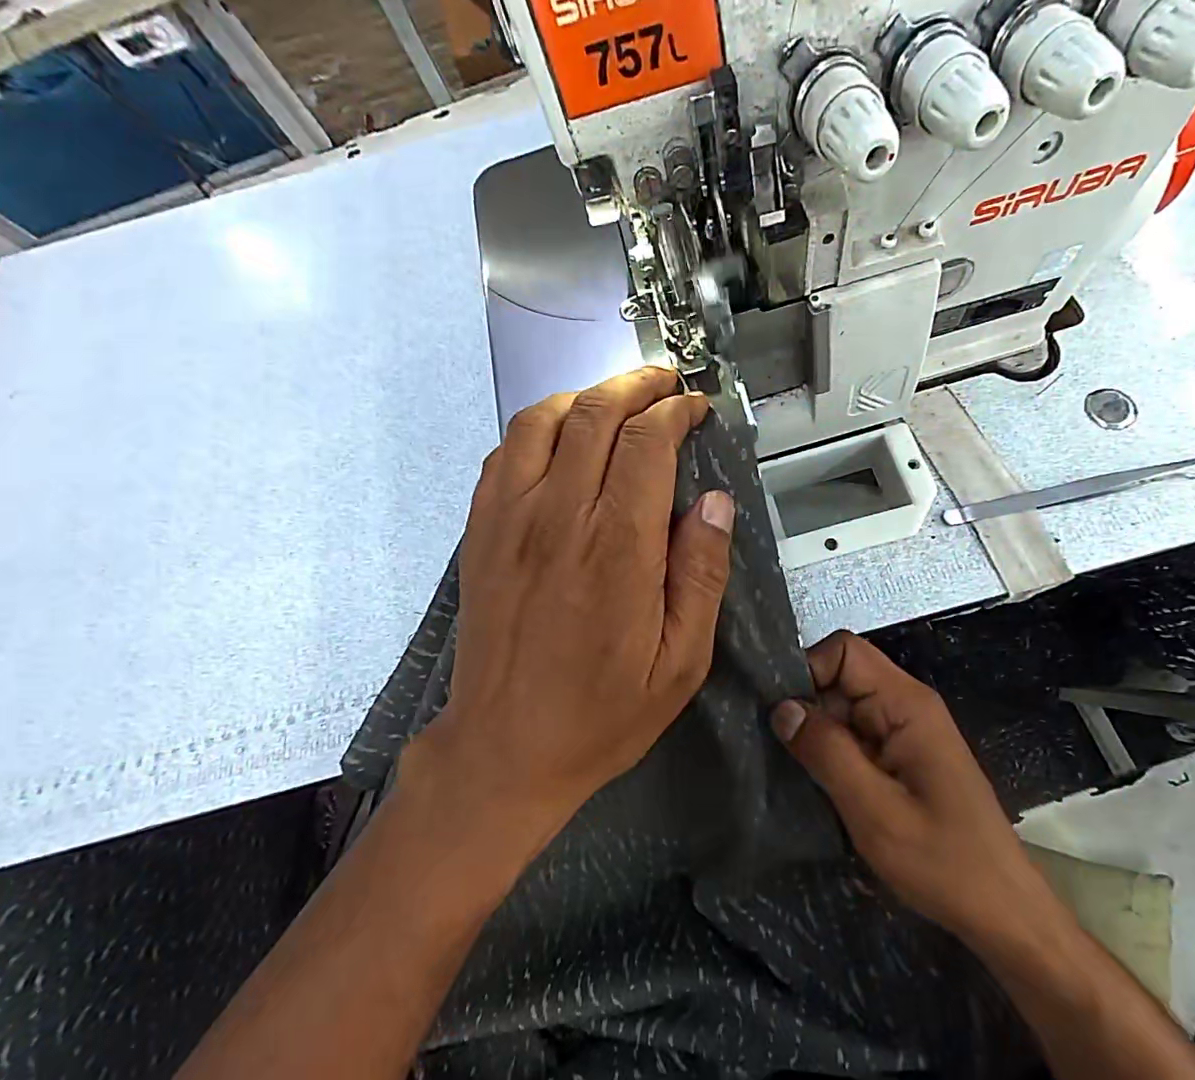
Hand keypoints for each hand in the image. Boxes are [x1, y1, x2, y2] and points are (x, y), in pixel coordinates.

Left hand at [406, 367, 735, 854]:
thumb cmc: (604, 712)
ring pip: (541, 421)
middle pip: (593, 416)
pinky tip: (564, 436)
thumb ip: (701, 574)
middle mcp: (556, 520)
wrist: (505, 750)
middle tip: (667, 384)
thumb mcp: (682, 660)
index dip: (675, 412)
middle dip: (635, 386)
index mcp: (616, 550)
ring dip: (585, 396)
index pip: (644, 444)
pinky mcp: (480, 534)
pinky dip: (539, 426)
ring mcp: (508, 522)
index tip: (696, 409)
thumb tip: (713, 502)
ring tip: (620, 399)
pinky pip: (504, 453)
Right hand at [771, 631, 1050, 944]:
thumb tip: (782, 707)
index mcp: (906, 704)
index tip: (775, 714)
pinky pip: (858, 739)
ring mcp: (907, 732)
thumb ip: (826, 752)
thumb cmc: (941, 859)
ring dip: (817, 735)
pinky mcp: (904, 758)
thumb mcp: (874, 809)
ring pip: (845, 711)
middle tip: (773, 751)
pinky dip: (833, 756)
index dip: (806, 671)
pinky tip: (815, 785)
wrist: (998, 905)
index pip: (845, 651)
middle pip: (842, 679)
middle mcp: (907, 706)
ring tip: (787, 771)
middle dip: (806, 707)